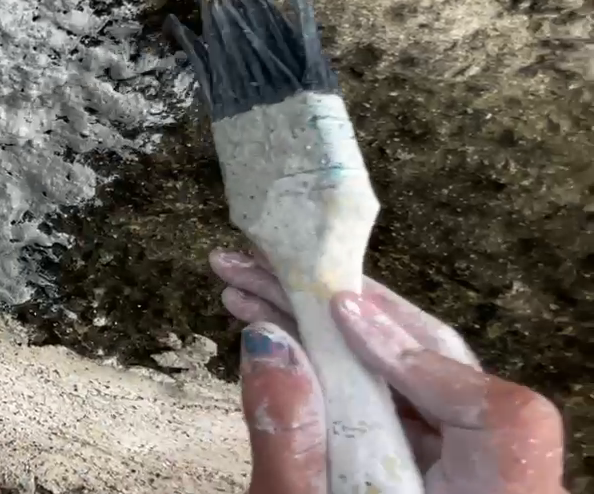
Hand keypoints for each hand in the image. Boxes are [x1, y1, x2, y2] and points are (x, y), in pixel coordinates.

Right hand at [212, 250, 566, 492]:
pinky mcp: (434, 472)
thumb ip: (288, 440)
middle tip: (250, 267)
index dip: (415, 352)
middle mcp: (497, 488)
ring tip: (237, 285)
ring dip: (320, 324)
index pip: (502, 415)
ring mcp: (469, 478)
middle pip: (448, 372)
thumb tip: (267, 341)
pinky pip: (389, 398)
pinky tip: (269, 328)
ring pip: (411, 375)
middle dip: (342, 309)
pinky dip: (327, 356)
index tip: (329, 311)